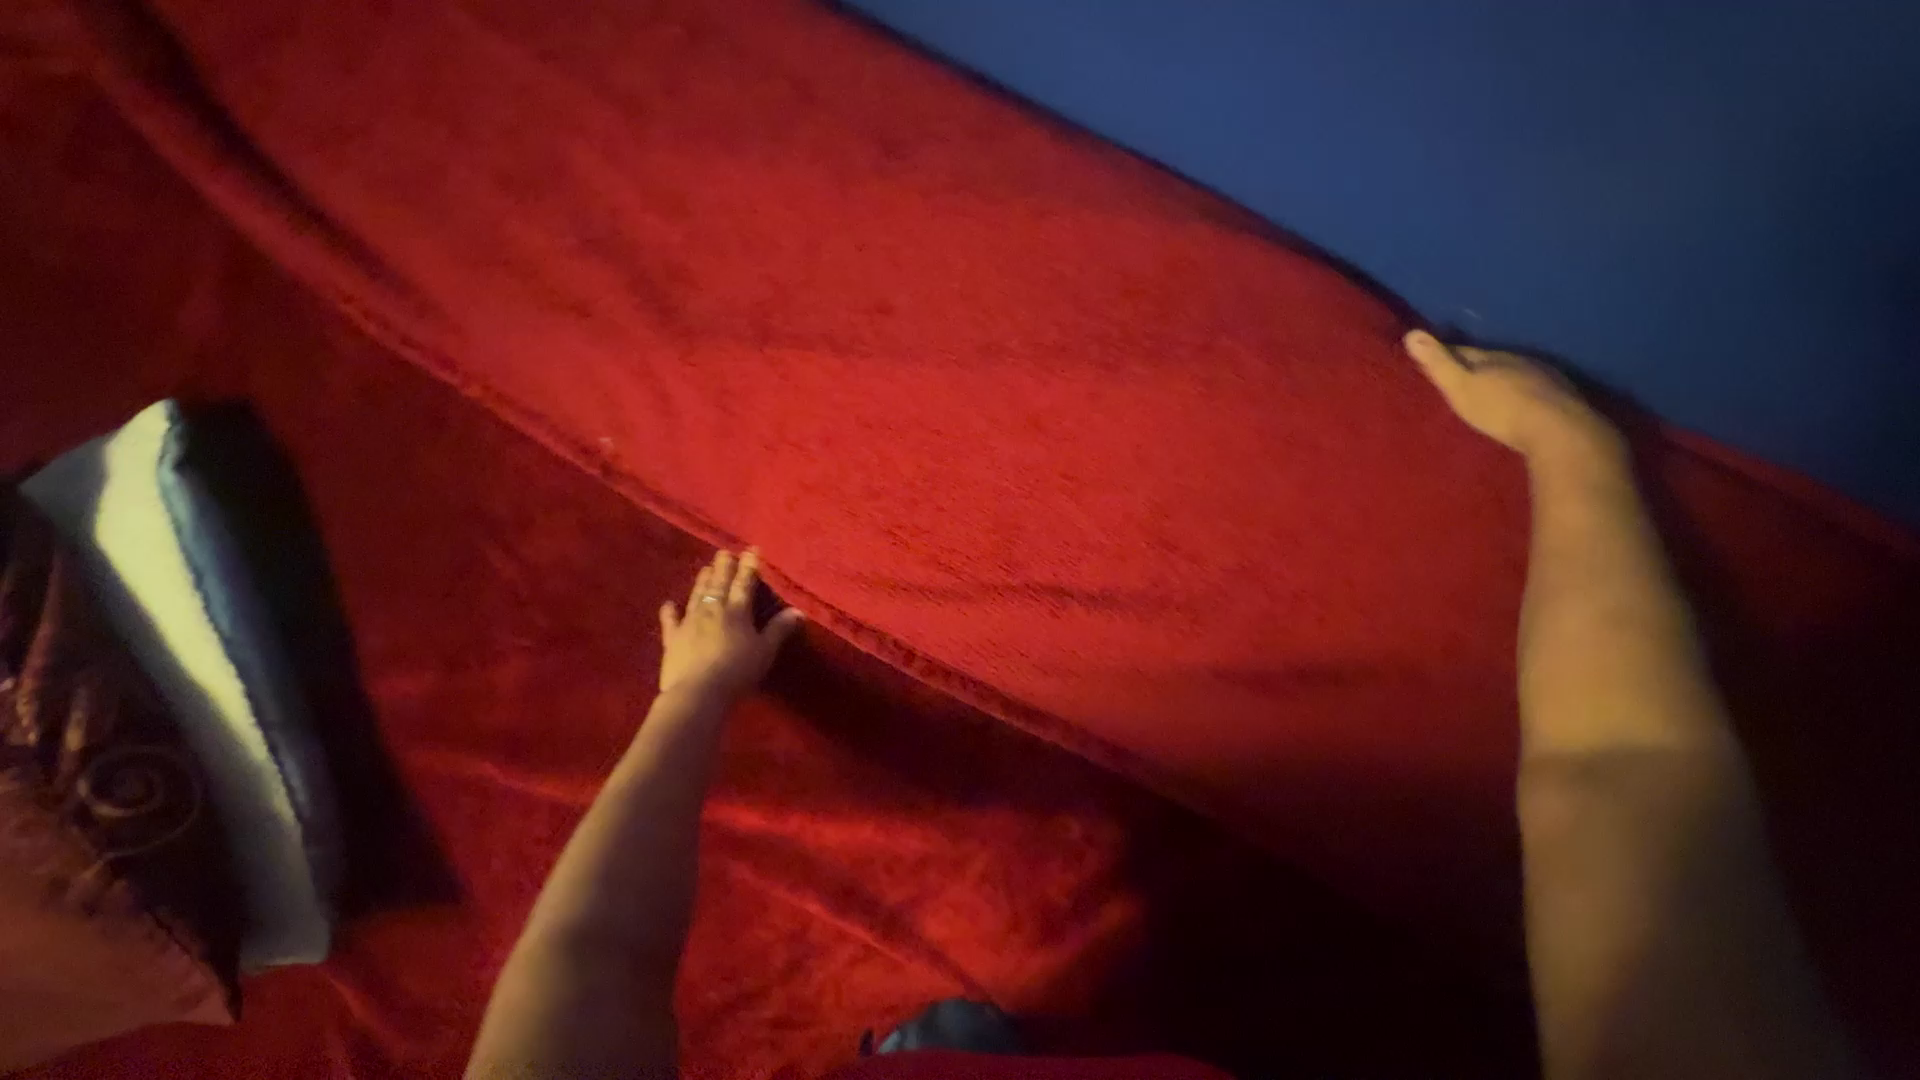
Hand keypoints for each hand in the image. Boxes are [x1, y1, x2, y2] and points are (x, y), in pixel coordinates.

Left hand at [657, 548, 805, 700]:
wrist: (699, 691)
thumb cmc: (738, 671)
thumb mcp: (765, 651)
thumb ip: (779, 629)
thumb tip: (798, 611)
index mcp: (737, 612)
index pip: (745, 584)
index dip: (749, 567)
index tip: (751, 550)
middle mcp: (713, 610)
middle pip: (719, 585)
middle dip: (724, 567)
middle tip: (724, 552)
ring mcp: (690, 623)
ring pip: (697, 596)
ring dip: (702, 581)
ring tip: (706, 568)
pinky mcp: (673, 639)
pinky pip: (671, 621)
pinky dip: (669, 612)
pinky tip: (668, 604)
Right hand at [1404, 330, 1620, 460]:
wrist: (1557, 429)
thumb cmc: (1499, 409)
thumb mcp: (1460, 387)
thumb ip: (1438, 363)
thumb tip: (1411, 333)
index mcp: (1491, 357)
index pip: (1461, 350)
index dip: (1445, 353)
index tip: (1430, 356)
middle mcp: (1518, 360)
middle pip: (1489, 360)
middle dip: (1474, 366)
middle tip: (1457, 376)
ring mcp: (1543, 376)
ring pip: (1513, 372)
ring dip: (1500, 378)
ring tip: (1487, 390)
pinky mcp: (1560, 395)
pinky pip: (1533, 387)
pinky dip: (1520, 392)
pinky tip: (1517, 402)